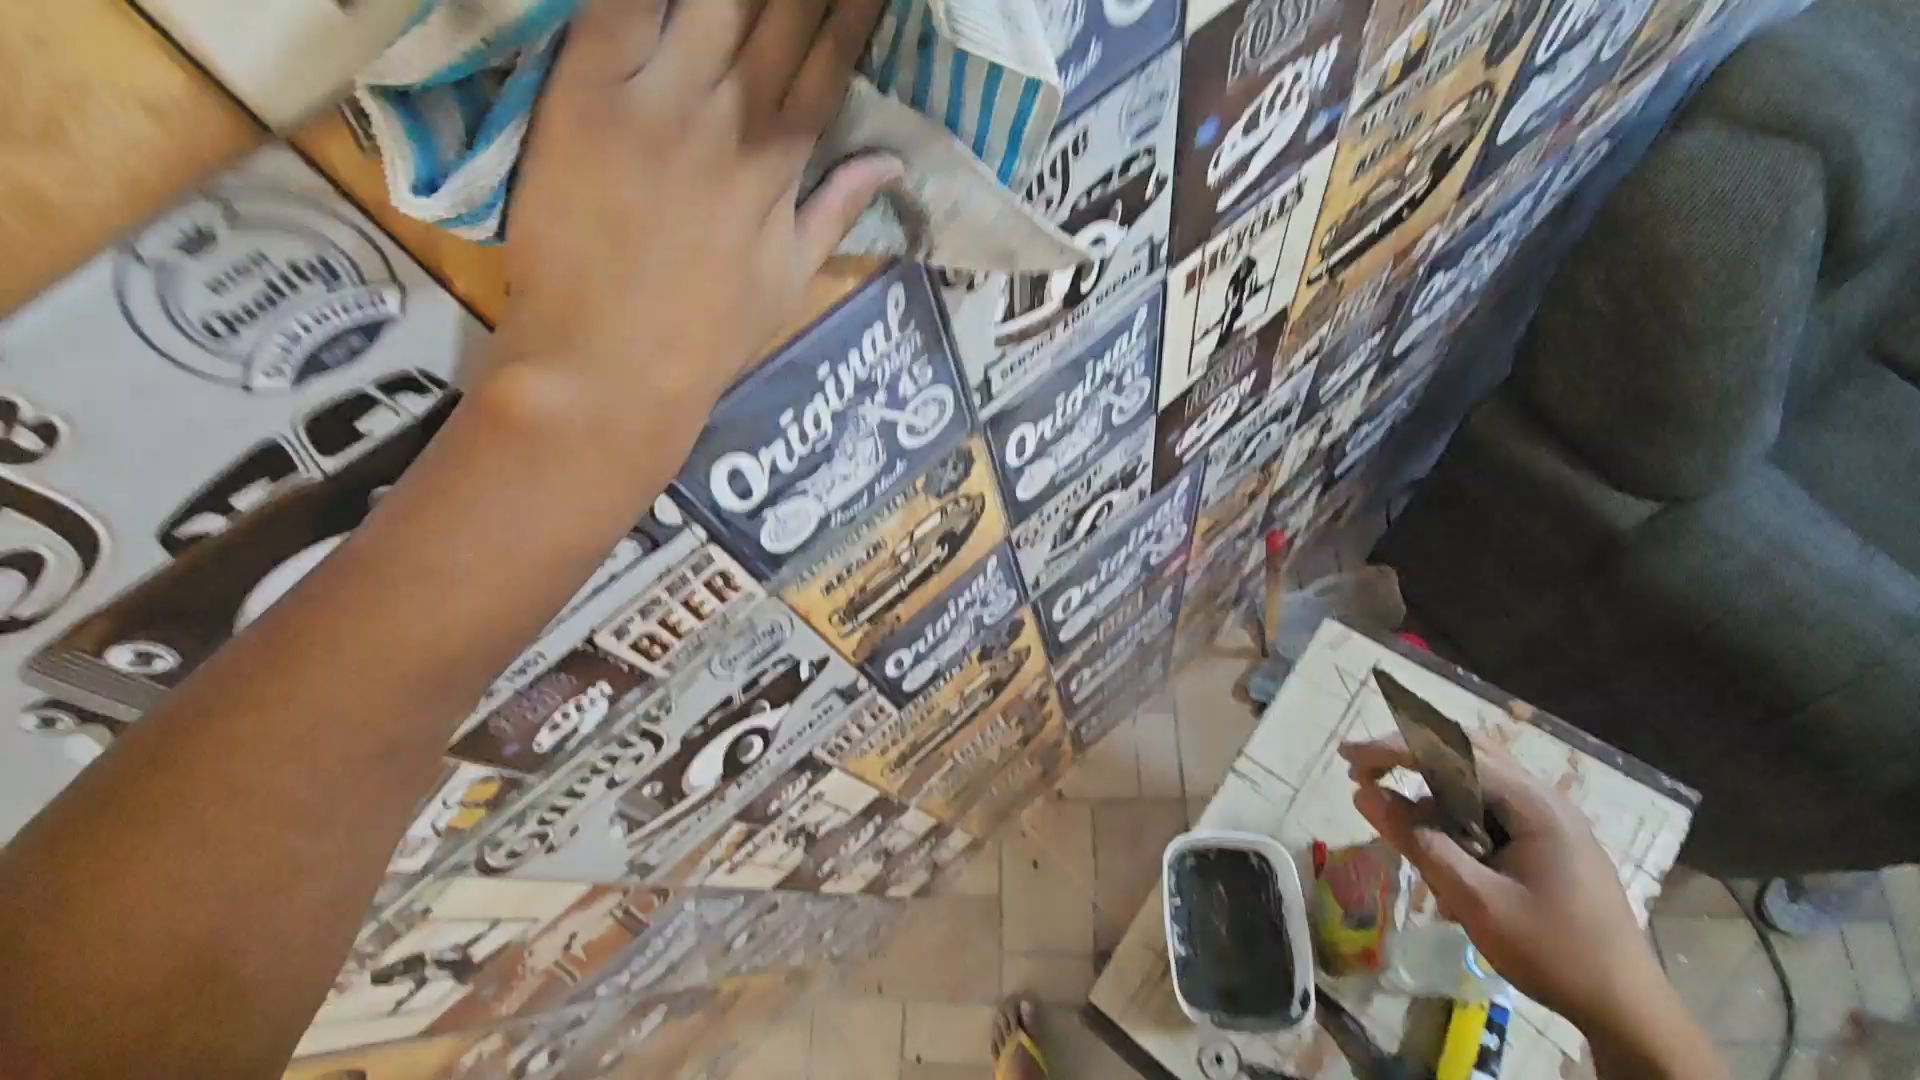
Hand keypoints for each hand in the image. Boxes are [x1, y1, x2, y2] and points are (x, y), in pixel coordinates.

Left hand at [496, 0, 900, 419]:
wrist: (610, 366)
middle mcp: (732, 116)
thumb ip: (839, 208)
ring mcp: (660, 98)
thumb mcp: (789, 278)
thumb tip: (894, 164)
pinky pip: (621, 4)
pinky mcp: (587, 91)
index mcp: (781, 161)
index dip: (852, 9)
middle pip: (779, 12)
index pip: (829, 61)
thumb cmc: (706, 335)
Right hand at [1340, 739, 1665, 1033]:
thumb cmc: (1555, 954)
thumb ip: (1419, 843)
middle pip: (1464, 748)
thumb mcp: (1476, 901)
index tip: (1347, 758)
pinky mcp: (1544, 839)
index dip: (1394, 749)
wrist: (1628, 1009)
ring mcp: (1547, 818)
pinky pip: (1486, 805)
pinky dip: (1449, 809)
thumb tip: (1363, 795)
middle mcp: (1543, 798)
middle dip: (1408, 752)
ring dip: (1428, 781)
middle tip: (1362, 770)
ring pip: (1474, 776)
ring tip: (1389, 803)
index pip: (1452, 752)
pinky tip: (1432, 841)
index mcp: (1534, 805)